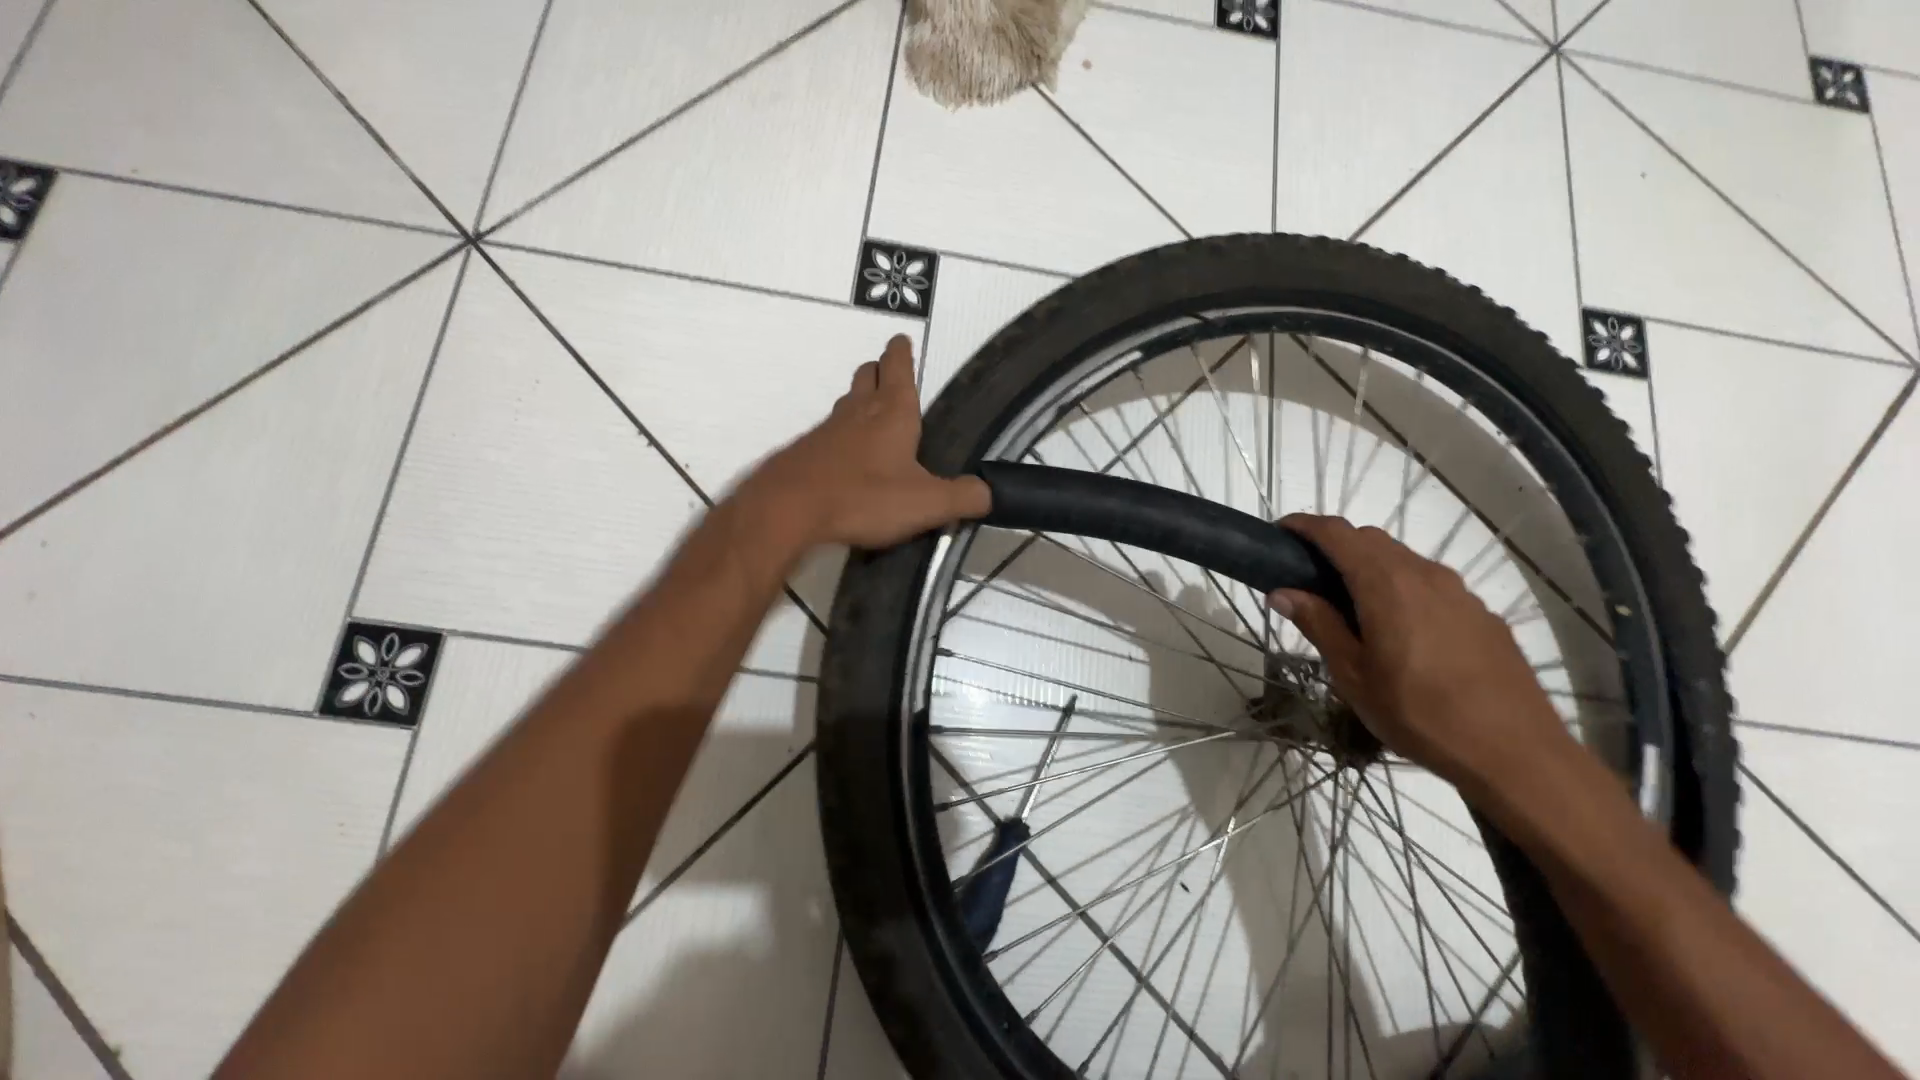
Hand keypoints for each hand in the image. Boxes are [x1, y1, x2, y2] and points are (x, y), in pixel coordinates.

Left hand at [736, 335, 991, 549]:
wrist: (789, 509)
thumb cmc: (863, 496)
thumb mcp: (926, 503)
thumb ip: (963, 497)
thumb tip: (989, 493)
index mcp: (893, 412)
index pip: (898, 366)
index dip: (902, 352)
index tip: (901, 340)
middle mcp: (858, 412)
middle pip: (867, 376)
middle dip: (879, 371)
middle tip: (889, 375)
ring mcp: (827, 431)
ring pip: (847, 404)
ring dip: (859, 402)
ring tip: (872, 415)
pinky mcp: (806, 454)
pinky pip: (829, 436)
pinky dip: (841, 438)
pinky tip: (847, 460)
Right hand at [1268, 514, 1575, 794]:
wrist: (1514, 750)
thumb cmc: (1418, 714)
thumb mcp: (1353, 675)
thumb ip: (1319, 625)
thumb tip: (1282, 592)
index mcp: (1386, 584)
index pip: (1338, 533)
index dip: (1305, 525)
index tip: (1280, 533)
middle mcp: (1424, 574)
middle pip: (1372, 540)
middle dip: (1336, 546)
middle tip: (1307, 578)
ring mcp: (1459, 592)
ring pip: (1404, 561)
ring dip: (1371, 568)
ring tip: (1351, 608)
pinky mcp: (1481, 614)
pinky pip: (1431, 586)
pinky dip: (1403, 590)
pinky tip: (1400, 632)